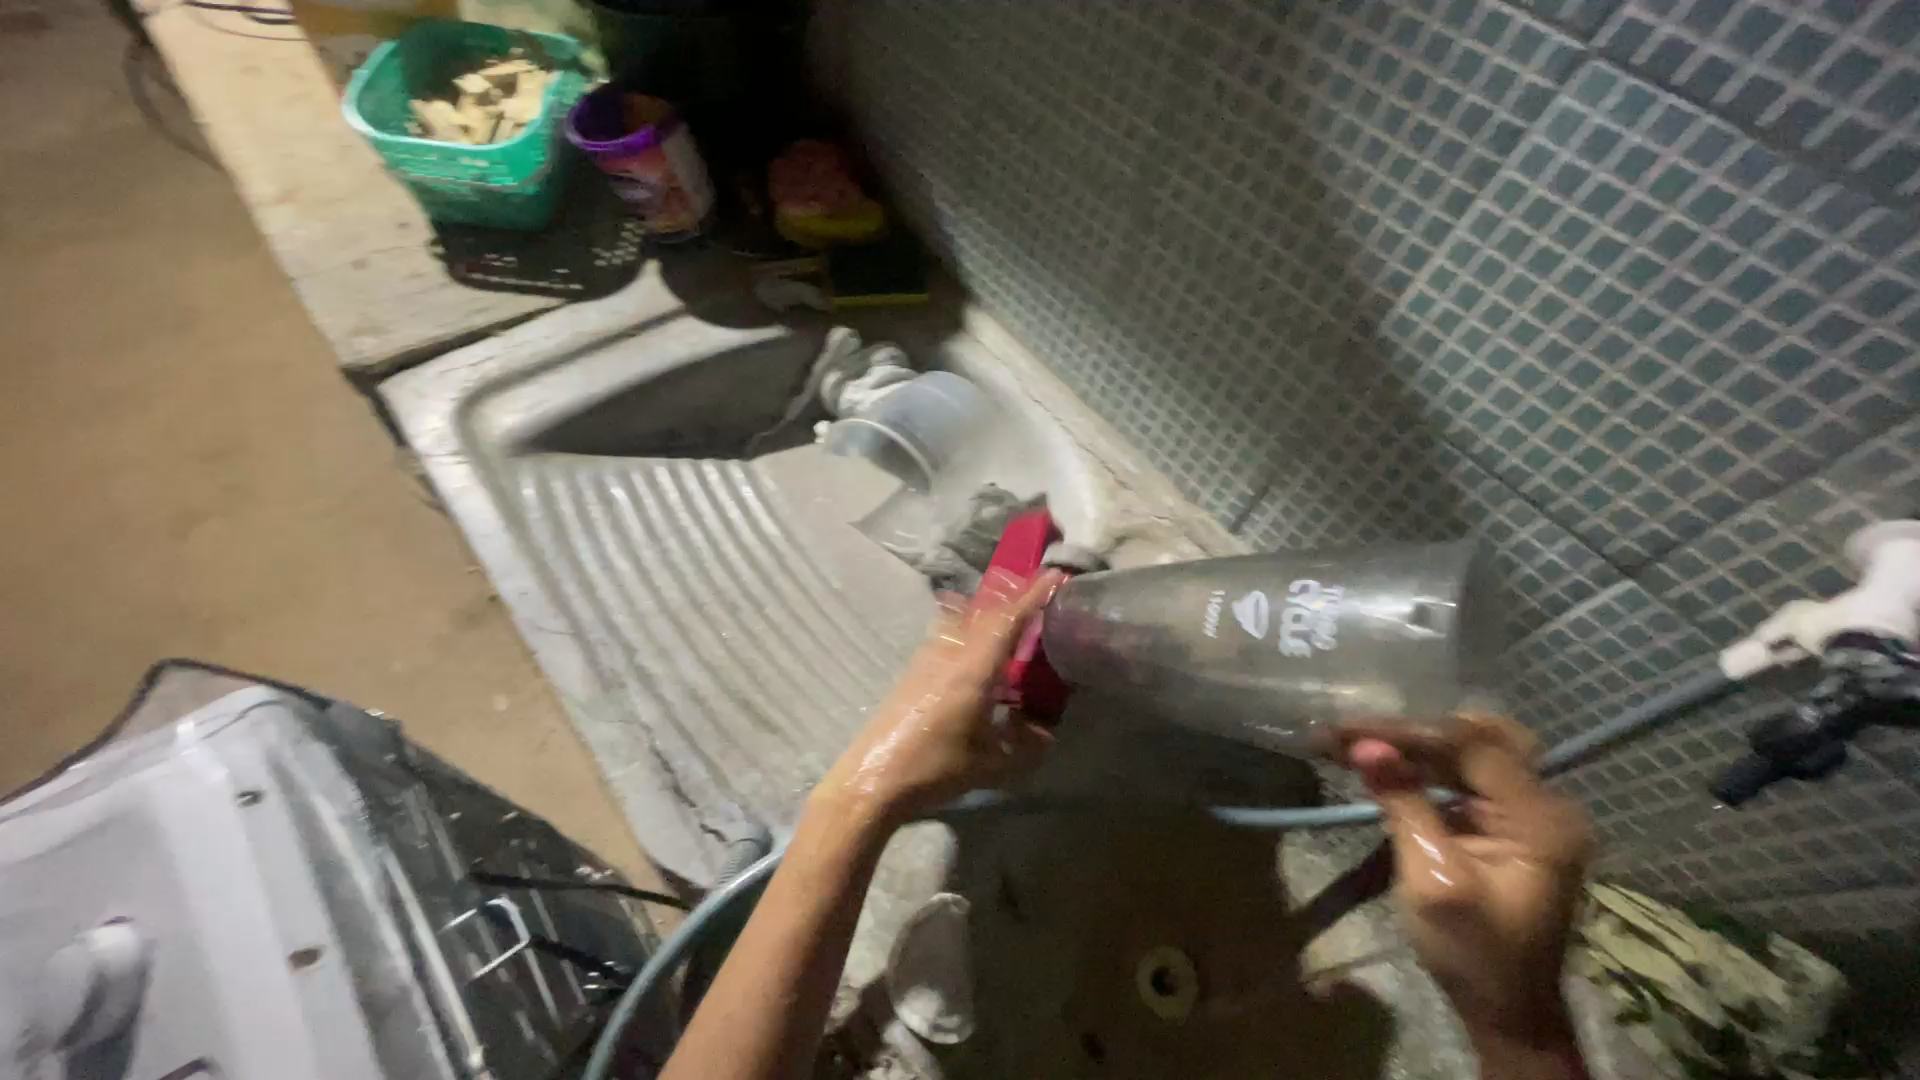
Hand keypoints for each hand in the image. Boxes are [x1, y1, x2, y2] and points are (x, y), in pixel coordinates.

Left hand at [814, 568, 1066, 825]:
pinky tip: (976, 652)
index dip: (1031, 596)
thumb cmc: (934, 769)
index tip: (1053, 576)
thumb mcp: (989, 766)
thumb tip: (1046, 737)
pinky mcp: (914, 671)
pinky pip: (948, 636)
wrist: (873, 780)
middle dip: (1013, 600)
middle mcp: (950, 655)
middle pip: (985, 613)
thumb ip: (1024, 749)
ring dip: (988, 613)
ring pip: (963, 621)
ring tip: (1011, 621)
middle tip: (1040, 596)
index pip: (1007, 621)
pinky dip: (969, 630)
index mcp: (973, 670)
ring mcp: (927, 660)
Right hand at [1339, 713, 1592, 1047]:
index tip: (1347, 732)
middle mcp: (1545, 805)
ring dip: (1415, 743)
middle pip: (1481, 735)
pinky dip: (1424, 764)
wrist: (1506, 1009)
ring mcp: (1530, 813)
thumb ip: (1405, 805)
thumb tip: (1366, 747)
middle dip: (1415, 728)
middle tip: (1355, 733)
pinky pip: (1467, 775)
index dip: (1407, 732)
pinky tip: (1385, 765)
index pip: (1471, 747)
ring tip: (1356, 743)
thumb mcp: (1432, 878)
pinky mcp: (1510, 823)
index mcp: (1540, 819)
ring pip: (1473, 750)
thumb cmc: (1471, 951)